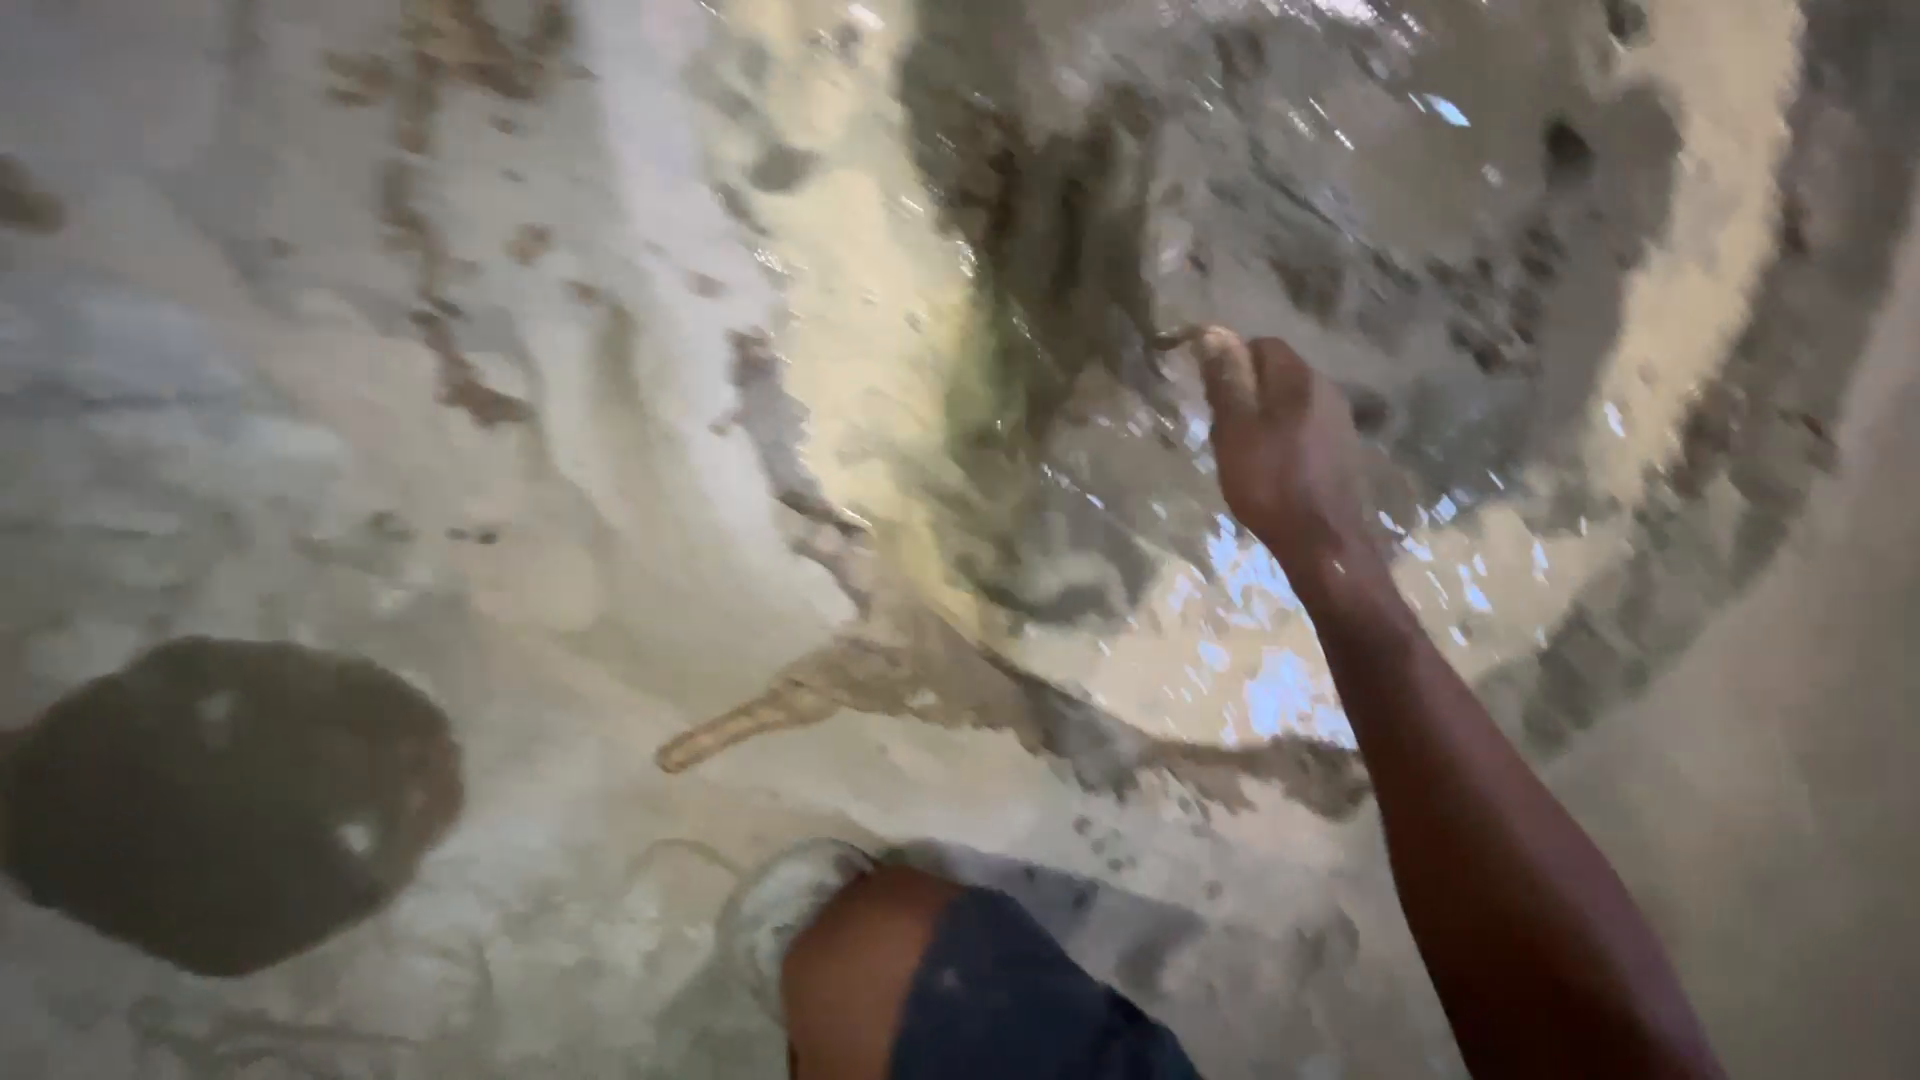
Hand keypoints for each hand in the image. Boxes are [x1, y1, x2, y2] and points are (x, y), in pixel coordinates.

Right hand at [1189, 328, 1375, 582]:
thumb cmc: (1270, 483)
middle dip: (1245, 389)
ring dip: (1262, 415)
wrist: (1323, 540)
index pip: (1263, 345)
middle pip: (1278, 373)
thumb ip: (1226, 381)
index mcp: (1300, 379)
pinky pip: (1304, 426)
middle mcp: (1327, 390)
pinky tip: (1270, 466)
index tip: (1209, 392)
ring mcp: (1340, 421)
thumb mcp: (1235, 430)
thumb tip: (1214, 334)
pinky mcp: (1343, 449)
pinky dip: (1282, 436)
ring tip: (1240, 449)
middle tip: (1219, 426)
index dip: (1232, 360)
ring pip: (1291, 402)